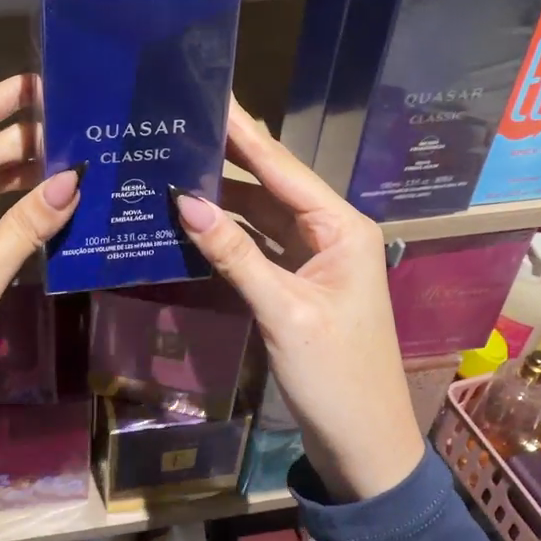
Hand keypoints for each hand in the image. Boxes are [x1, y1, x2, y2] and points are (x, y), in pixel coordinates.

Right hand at [172, 102, 424, 501]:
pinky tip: (192, 215)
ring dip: (222, 192)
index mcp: (341, 227)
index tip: (210, 94)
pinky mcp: (296, 282)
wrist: (364, 446)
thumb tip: (184, 200)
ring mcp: (312, 257)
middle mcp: (329, 231)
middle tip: (182, 120)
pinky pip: (256, 243)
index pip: (282, 168)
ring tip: (175, 159)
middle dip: (229, 153)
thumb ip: (234, 254)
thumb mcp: (283, 312)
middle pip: (271, 182)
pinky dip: (226, 230)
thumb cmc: (335, 376)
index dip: (243, 132)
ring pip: (259, 212)